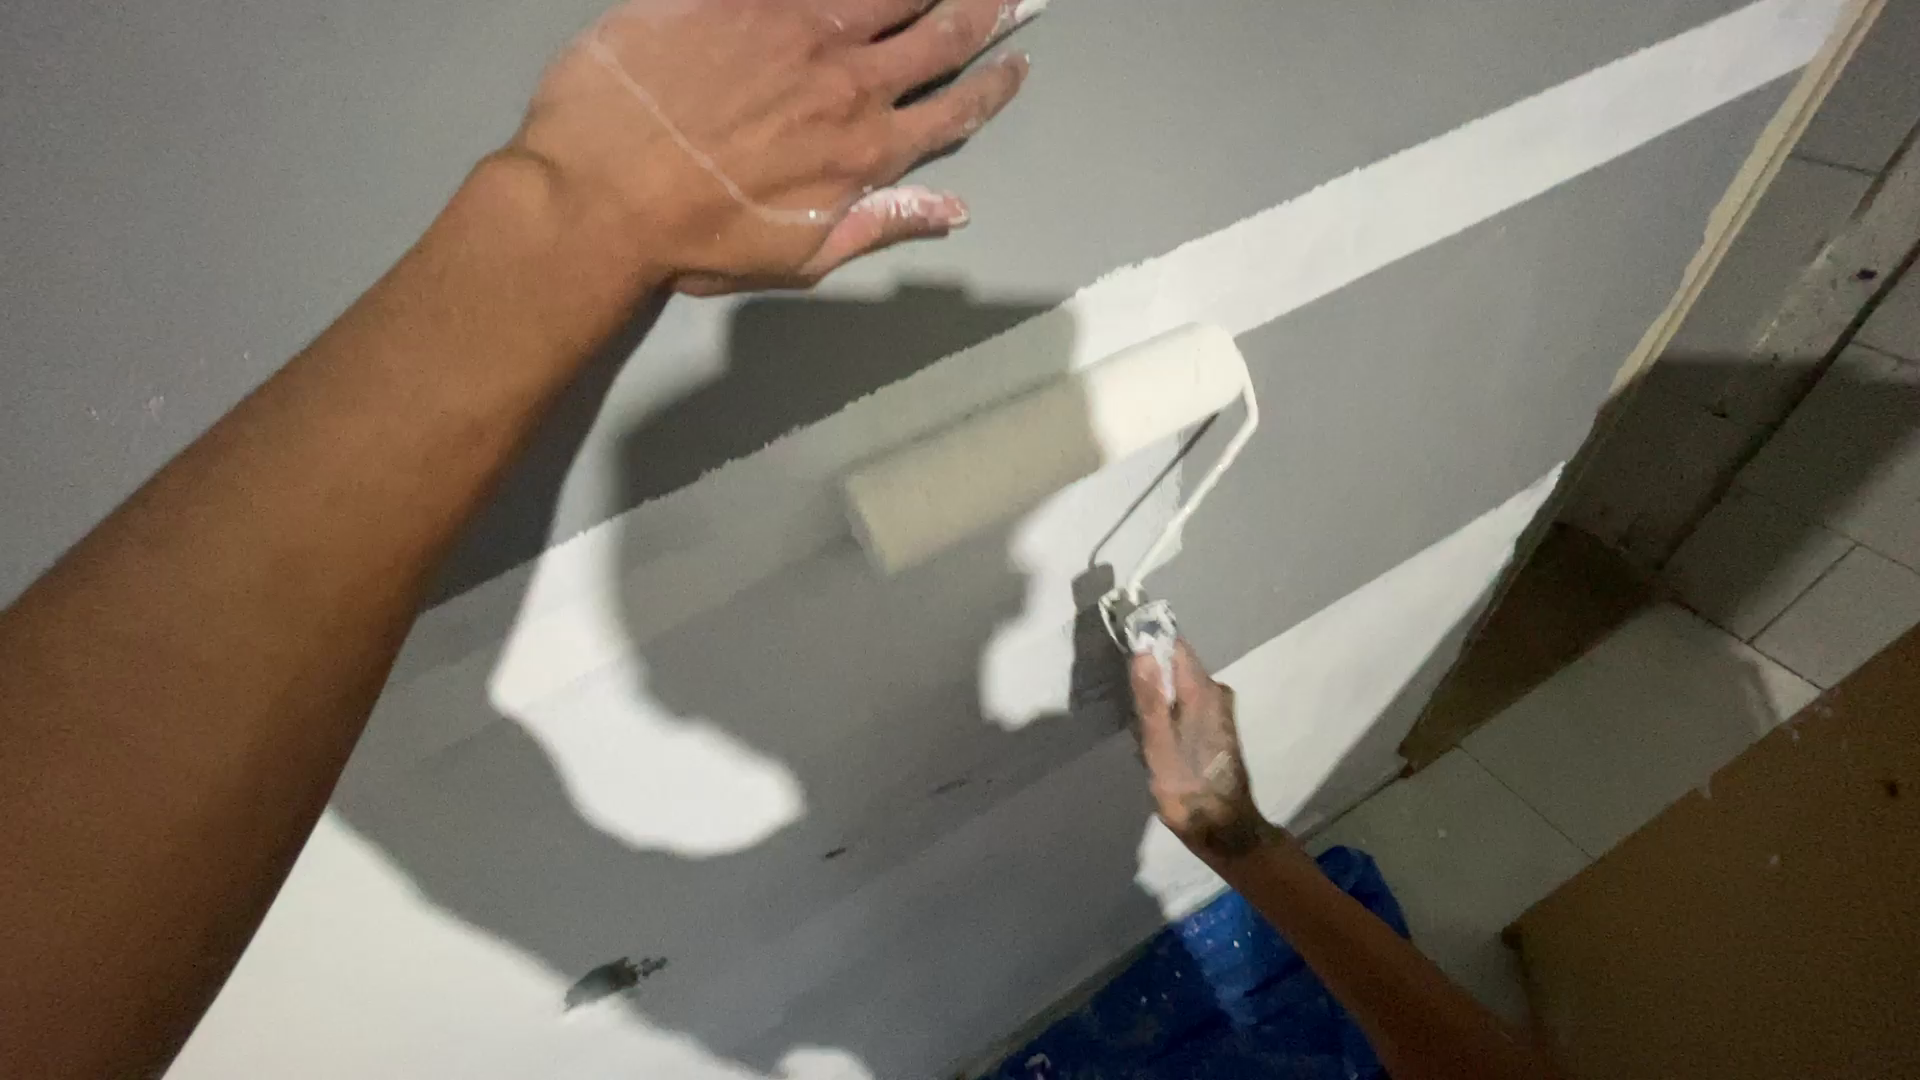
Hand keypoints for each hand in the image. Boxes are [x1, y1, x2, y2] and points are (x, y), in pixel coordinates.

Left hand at [507, 0, 1033, 295]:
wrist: (603, 192)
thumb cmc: (705, 242)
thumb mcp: (805, 258)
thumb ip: (883, 224)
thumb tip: (956, 210)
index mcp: (866, 152)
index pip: (953, 113)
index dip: (993, 89)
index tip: (1018, 67)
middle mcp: (848, 80)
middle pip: (937, 36)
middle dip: (985, 11)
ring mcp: (796, 25)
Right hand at [1130, 640, 1281, 862]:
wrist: (1222, 828)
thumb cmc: (1186, 786)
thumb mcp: (1158, 743)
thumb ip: (1150, 697)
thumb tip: (1142, 651)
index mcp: (1202, 690)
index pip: (1174, 645)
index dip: (1148, 643)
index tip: (1125, 657)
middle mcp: (1216, 692)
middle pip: (1175, 665)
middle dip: (1150, 678)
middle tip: (1132, 711)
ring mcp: (1219, 710)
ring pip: (1179, 686)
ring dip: (1158, 699)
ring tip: (1143, 732)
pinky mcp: (1217, 727)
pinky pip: (1186, 703)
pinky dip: (1169, 713)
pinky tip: (1159, 741)